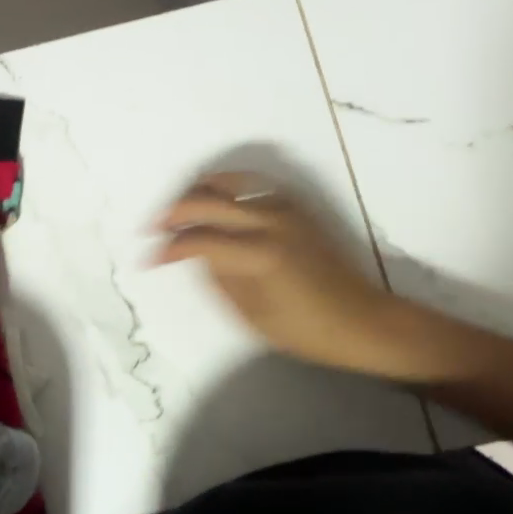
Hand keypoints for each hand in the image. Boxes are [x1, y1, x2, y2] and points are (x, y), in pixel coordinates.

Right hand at [156, 172, 435, 380]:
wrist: (363, 319)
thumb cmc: (307, 331)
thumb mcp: (254, 316)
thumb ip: (219, 279)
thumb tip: (195, 254)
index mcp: (259, 253)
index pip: (198, 239)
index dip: (168, 248)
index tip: (148, 259)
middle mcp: (270, 219)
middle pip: (207, 200)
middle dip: (173, 212)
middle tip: (153, 228)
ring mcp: (286, 207)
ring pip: (228, 182)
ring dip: (198, 193)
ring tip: (179, 211)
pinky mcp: (297, 205)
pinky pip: (251, 185)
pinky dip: (226, 189)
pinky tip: (215, 204)